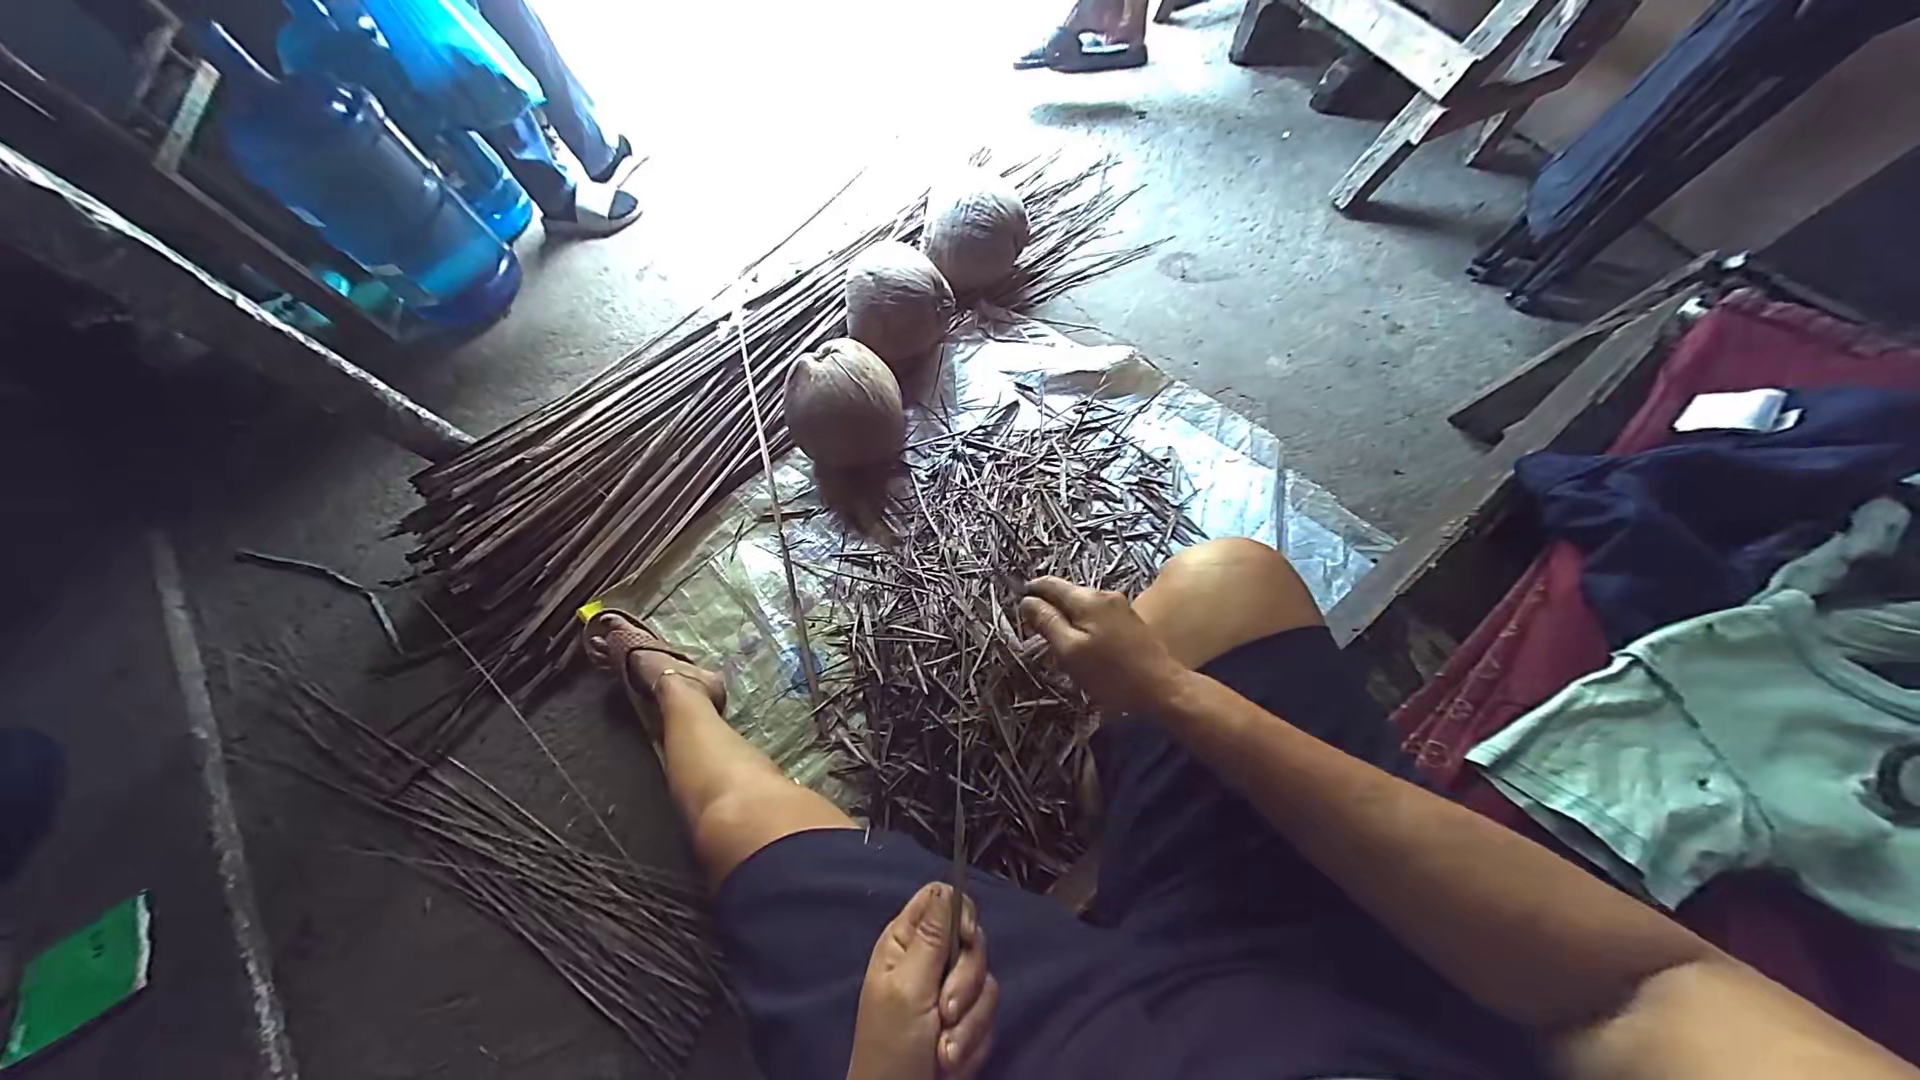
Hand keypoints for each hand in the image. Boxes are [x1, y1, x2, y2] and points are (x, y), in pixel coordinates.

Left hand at [845, 883, 996, 1079]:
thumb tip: (946, 886)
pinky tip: (953, 1064)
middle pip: (972, 939)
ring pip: (986, 981)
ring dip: (969, 1023)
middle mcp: (930, 959)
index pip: (942, 897)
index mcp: (906, 942)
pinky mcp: (967, 1022)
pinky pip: (989, 1016)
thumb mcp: (907, 989)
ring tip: (945, 1053)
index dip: (961, 911)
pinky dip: (974, 1043)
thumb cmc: (892, 1047)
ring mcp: (950, 990)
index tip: (967, 938)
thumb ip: (931, 937)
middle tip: (945, 1012)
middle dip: (966, 981)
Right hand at [1019, 577, 1187, 714]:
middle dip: (1050, 605)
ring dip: (1068, 615)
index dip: (1032, 592)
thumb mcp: (1070, 650)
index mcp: (1087, 599)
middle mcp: (1105, 595)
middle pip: (1068, 593)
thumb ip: (1047, 622)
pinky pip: (1098, 614)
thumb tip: (1027, 601)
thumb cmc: (1110, 673)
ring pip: (1083, 604)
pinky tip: (1084, 642)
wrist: (1162, 688)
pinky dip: (1084, 623)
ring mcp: (1121, 607)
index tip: (1019, 607)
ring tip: (1058, 638)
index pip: (1050, 584)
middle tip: (1035, 628)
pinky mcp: (1131, 621)